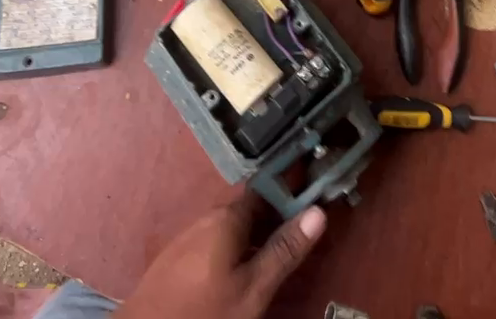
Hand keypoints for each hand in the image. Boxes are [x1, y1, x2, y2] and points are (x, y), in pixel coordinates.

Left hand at [114, 194, 326, 318]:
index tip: (313, 192)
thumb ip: (283, 251)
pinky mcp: (177, 257)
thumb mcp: (252, 289)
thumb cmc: (205, 312)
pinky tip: (242, 268)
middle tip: (301, 230)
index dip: (289, 190)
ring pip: (231, 226)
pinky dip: (234, 248)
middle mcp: (207, 217)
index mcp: (227, 217)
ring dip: (254, 235)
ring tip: (277, 251)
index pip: (265, 189)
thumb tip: (318, 211)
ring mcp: (189, 236)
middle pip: (249, 208)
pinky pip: (215, 241)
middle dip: (274, 216)